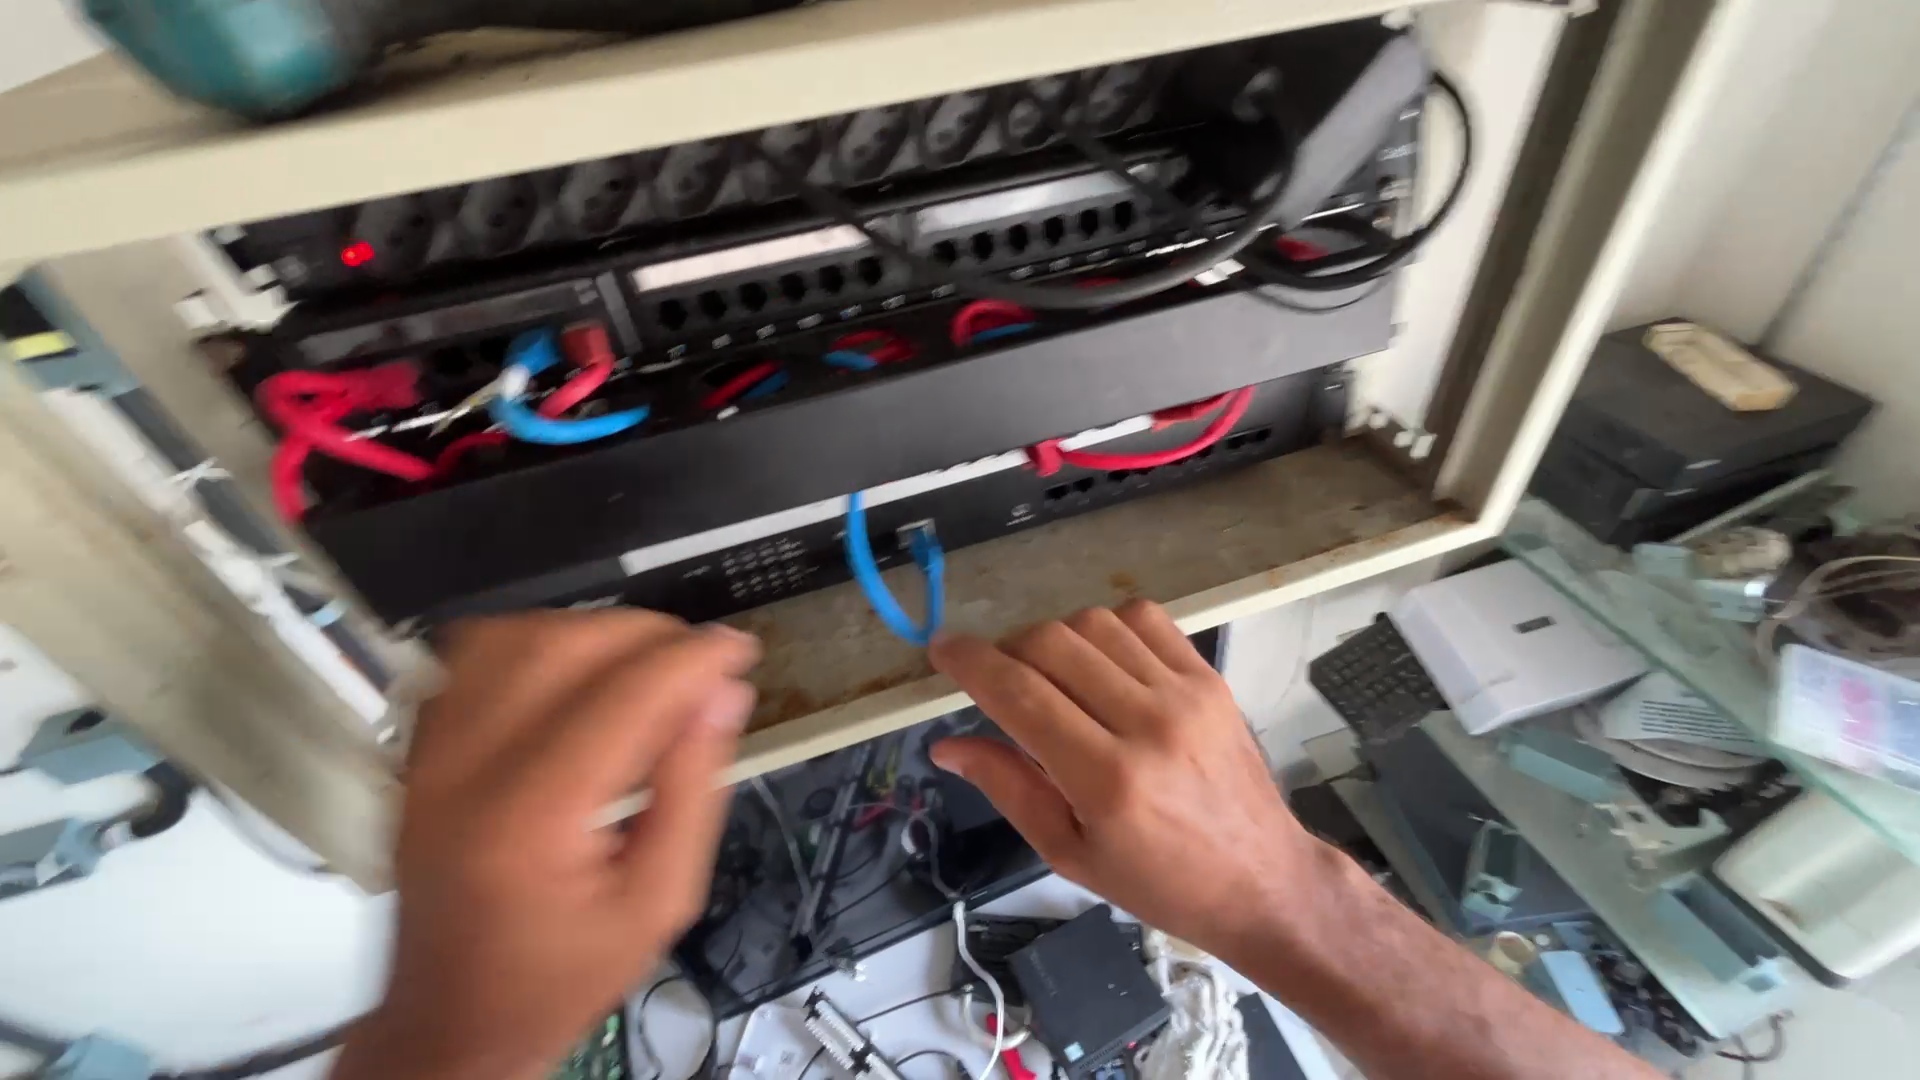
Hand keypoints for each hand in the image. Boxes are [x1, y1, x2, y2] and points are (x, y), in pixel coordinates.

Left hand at [333, 612, 758, 1079]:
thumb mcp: (662, 899)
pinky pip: (476, 654)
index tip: (739, 649)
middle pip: (566, 647)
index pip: (627, 695)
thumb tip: (723, 695)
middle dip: (652, 635)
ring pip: (518, 636)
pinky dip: (542, 640)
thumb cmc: (561, 974)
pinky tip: (583, 670)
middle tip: (700, 661)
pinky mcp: (421, 749)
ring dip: (598, 631)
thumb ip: (695, 788)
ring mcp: (430, 756)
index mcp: (532, 822)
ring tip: (649, 662)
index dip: (695, 658)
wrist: (450, 1023)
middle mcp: (465, 774)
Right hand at [928, 601, 1338, 960]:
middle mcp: (1147, 724)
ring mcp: (1185, 693)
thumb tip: (946, 744)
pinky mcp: (1208, 677)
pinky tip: (1099, 659)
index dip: (970, 662)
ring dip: (1053, 638)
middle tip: (999, 678)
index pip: (1019, 694)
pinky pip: (1143, 618)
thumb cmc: (1157, 881)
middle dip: (1006, 649)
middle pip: (1051, 644)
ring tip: (1050, 675)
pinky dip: (1104, 626)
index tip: (942, 650)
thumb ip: (1005, 786)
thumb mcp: (1068, 852)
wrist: (1261, 879)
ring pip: (1093, 623)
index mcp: (1106, 780)